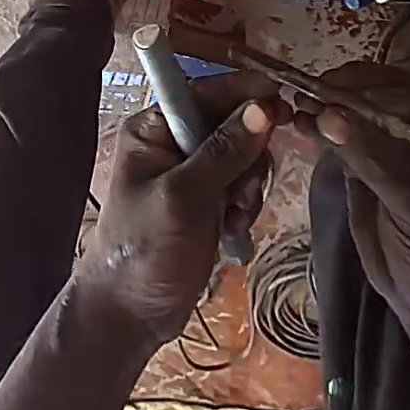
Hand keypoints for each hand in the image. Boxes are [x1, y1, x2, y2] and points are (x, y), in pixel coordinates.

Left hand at [76, 71, 287, 343]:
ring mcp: (192, 171)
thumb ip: (224, 152)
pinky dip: (246, 201)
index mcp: (155, 129)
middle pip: (231, 122)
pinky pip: (243, 181)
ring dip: (249, 182)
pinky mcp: (207, 197)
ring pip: (243, 153)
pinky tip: (235, 227)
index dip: (242, 92)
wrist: (130, 317)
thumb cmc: (145, 251)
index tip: (279, 99)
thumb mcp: (184, 198)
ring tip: (238, 214)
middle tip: (248, 185)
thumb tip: (262, 108)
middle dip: (248, 152)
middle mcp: (173, 141)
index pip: (205, 92)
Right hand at [305, 62, 409, 325]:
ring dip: (332, 102)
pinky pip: (348, 130)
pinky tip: (301, 120)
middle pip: (391, 91)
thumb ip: (376, 161)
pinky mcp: (372, 151)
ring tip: (301, 101)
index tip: (339, 98)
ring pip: (365, 105)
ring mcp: (400, 136)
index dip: (380, 94)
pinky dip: (324, 124)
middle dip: (351, 90)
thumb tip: (330, 116)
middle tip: (313, 91)